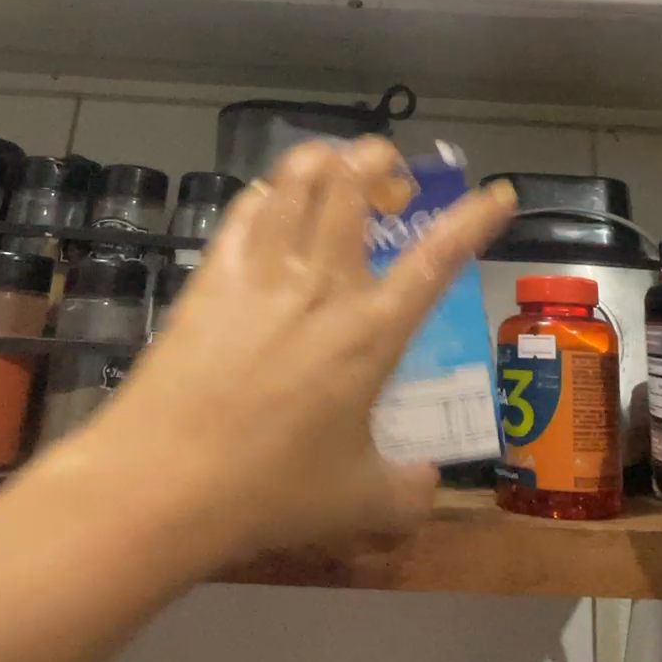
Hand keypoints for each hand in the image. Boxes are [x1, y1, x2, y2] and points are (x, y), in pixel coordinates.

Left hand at [58, 137, 515, 563]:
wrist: (162, 481)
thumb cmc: (268, 490)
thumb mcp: (356, 503)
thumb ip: (407, 492)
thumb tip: (430, 483)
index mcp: (370, 331)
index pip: (437, 258)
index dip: (475, 219)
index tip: (499, 193)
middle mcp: (323, 283)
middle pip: (355, 183)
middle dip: (380, 158)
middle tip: (390, 177)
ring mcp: (264, 270)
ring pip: (298, 178)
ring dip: (326, 159)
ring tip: (337, 170)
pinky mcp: (213, 272)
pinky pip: (248, 207)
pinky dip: (271, 192)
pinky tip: (274, 205)